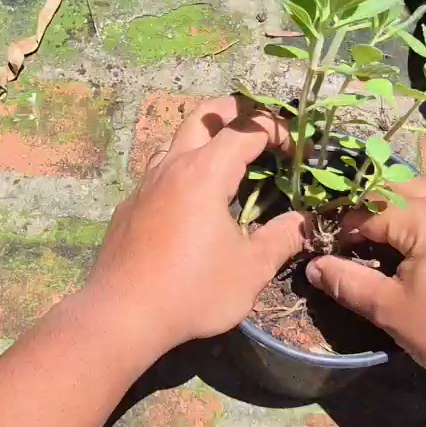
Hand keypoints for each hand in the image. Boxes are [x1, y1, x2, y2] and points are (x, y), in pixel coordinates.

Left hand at [80, 96, 307, 353]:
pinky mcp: (130, 206)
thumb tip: (303, 221)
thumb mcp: (251, 269)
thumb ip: (281, 239)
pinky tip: (193, 203)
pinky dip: (184, 171)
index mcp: (205, 173)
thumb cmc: (192, 289)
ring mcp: (146, 184)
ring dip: (205, 139)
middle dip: (236, 111)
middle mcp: (173, 167)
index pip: (246, 130)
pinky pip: (160, 172)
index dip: (277, 131)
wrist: (122, 315)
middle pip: (204, 115)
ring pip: (177, 141)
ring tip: (228, 162)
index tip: (297, 150)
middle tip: (260, 124)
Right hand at [306, 179, 425, 400]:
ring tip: (390, 236)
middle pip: (402, 188)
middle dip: (371, 207)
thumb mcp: (390, 310)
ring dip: (409, 205)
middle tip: (351, 240)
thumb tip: (315, 265)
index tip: (324, 248)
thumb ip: (348, 281)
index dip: (342, 227)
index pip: (370, 209)